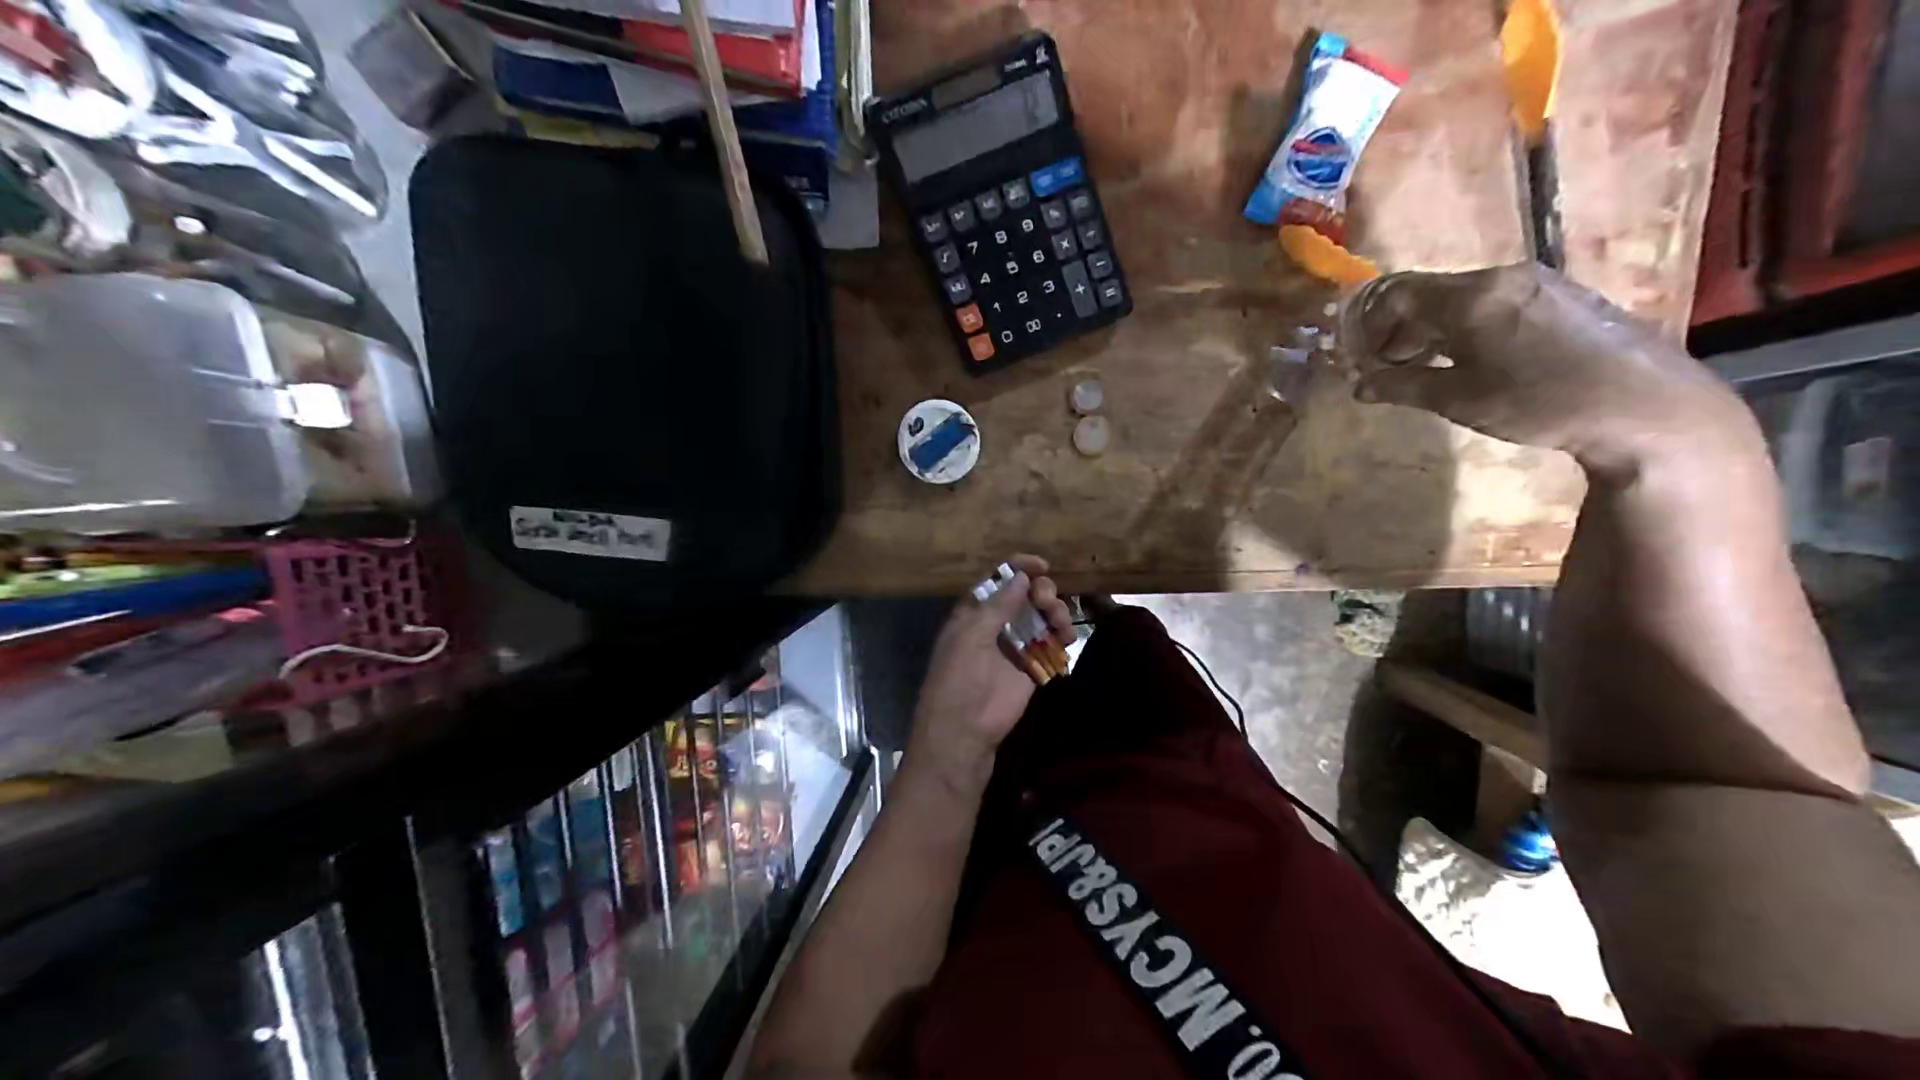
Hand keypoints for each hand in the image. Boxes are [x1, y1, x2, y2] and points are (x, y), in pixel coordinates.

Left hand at [907, 554, 1074, 783]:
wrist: (964, 730)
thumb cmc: (959, 678)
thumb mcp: (972, 635)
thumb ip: (998, 605)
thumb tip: (1021, 577)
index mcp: (973, 613)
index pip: (997, 581)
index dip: (1017, 568)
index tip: (1041, 564)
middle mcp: (995, 625)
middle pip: (1024, 596)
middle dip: (1041, 591)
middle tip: (1046, 600)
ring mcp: (1014, 647)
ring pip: (1041, 618)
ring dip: (1055, 612)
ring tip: (1060, 623)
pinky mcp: (1032, 668)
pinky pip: (1051, 645)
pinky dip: (1061, 637)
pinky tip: (1067, 638)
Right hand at [1346, 263, 1761, 478]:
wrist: (1646, 407)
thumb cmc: (1538, 402)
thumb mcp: (1458, 400)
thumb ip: (1402, 387)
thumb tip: (1359, 387)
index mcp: (1470, 297)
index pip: (1397, 293)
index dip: (1369, 323)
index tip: (1360, 358)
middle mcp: (1502, 277)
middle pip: (1429, 292)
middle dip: (1398, 328)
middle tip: (1387, 368)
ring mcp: (1538, 283)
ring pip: (1462, 297)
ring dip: (1432, 329)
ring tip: (1425, 368)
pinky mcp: (1563, 297)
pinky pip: (1495, 302)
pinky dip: (1467, 326)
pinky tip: (1473, 360)